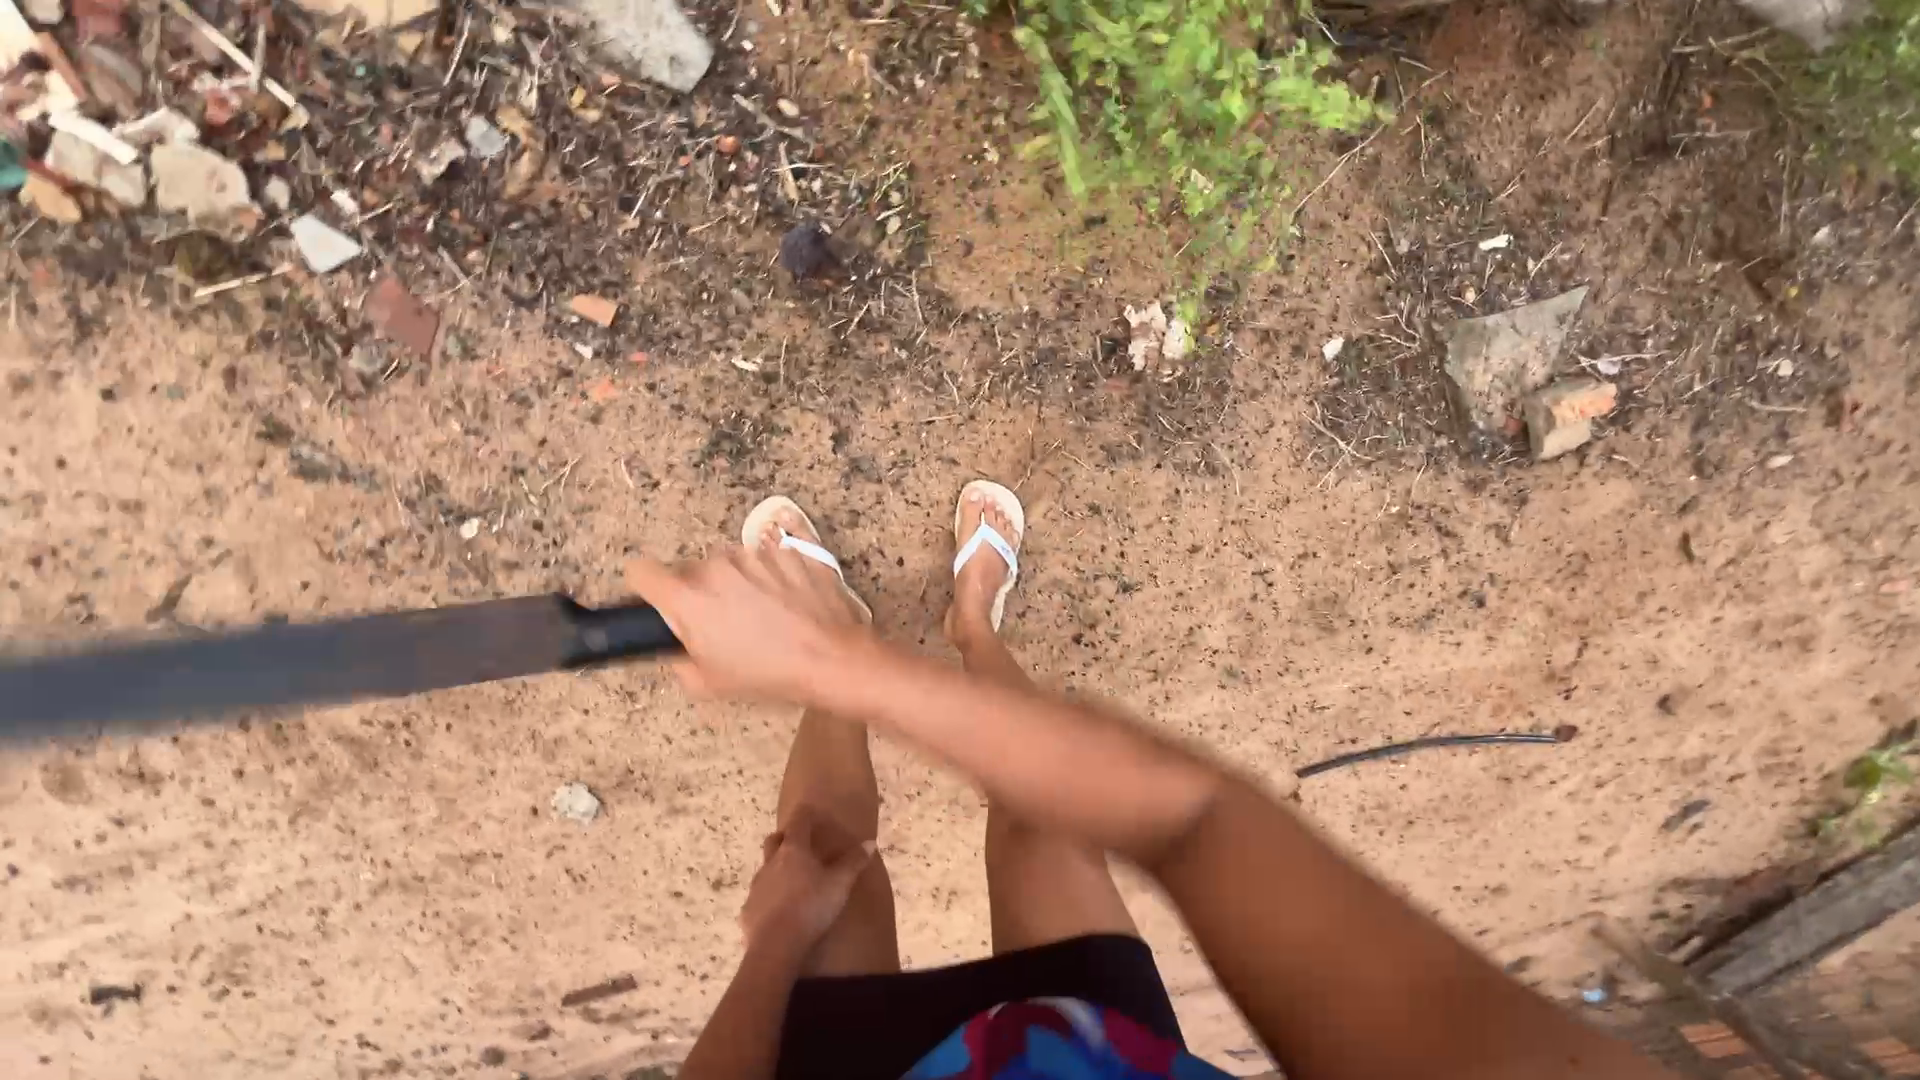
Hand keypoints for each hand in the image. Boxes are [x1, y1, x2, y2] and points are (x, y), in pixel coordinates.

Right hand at [625, 547, 864, 702]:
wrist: (833, 658)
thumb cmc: (770, 674)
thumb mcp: (709, 683)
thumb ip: (677, 658)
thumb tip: (676, 646)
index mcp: (688, 597)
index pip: (640, 572)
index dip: (646, 588)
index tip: (658, 601)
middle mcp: (717, 566)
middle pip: (692, 570)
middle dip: (700, 592)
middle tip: (723, 622)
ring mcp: (756, 554)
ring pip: (731, 563)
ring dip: (738, 582)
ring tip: (764, 615)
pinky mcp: (789, 550)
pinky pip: (767, 557)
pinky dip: (771, 575)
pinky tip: (786, 602)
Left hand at [739, 808, 874, 956]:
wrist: (775, 947)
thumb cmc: (811, 907)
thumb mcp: (840, 884)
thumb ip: (853, 862)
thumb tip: (869, 842)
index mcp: (794, 851)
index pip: (798, 822)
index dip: (805, 815)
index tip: (810, 811)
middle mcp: (771, 863)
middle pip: (774, 840)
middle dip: (784, 838)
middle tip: (798, 843)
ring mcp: (756, 887)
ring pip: (765, 869)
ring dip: (776, 869)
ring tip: (792, 881)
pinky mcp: (748, 910)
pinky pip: (759, 897)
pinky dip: (769, 898)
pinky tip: (779, 912)